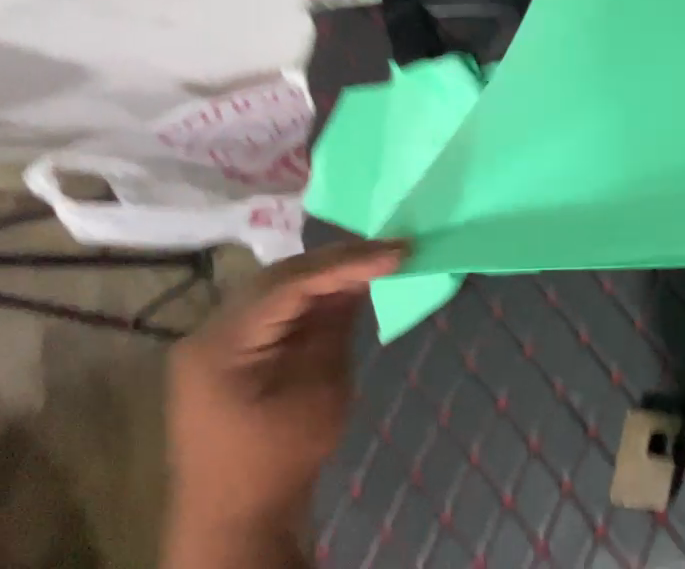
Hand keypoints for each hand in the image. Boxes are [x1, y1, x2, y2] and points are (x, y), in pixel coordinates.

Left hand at [165, 240, 404, 555]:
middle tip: (397, 248)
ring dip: (330, 272)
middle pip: (279, 277)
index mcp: (221, 342)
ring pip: (279, 287)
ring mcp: (218, 341)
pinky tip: (353, 285)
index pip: (290, 284)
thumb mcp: (320, 385)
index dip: (349, 261)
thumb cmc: (281, 451)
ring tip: (382, 259)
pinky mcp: (235, 350)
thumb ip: (336, 324)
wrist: (240, 508)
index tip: (402, 251)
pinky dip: (317, 294)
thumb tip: (364, 278)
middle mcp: (210, 332)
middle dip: (340, 258)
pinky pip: (278, 308)